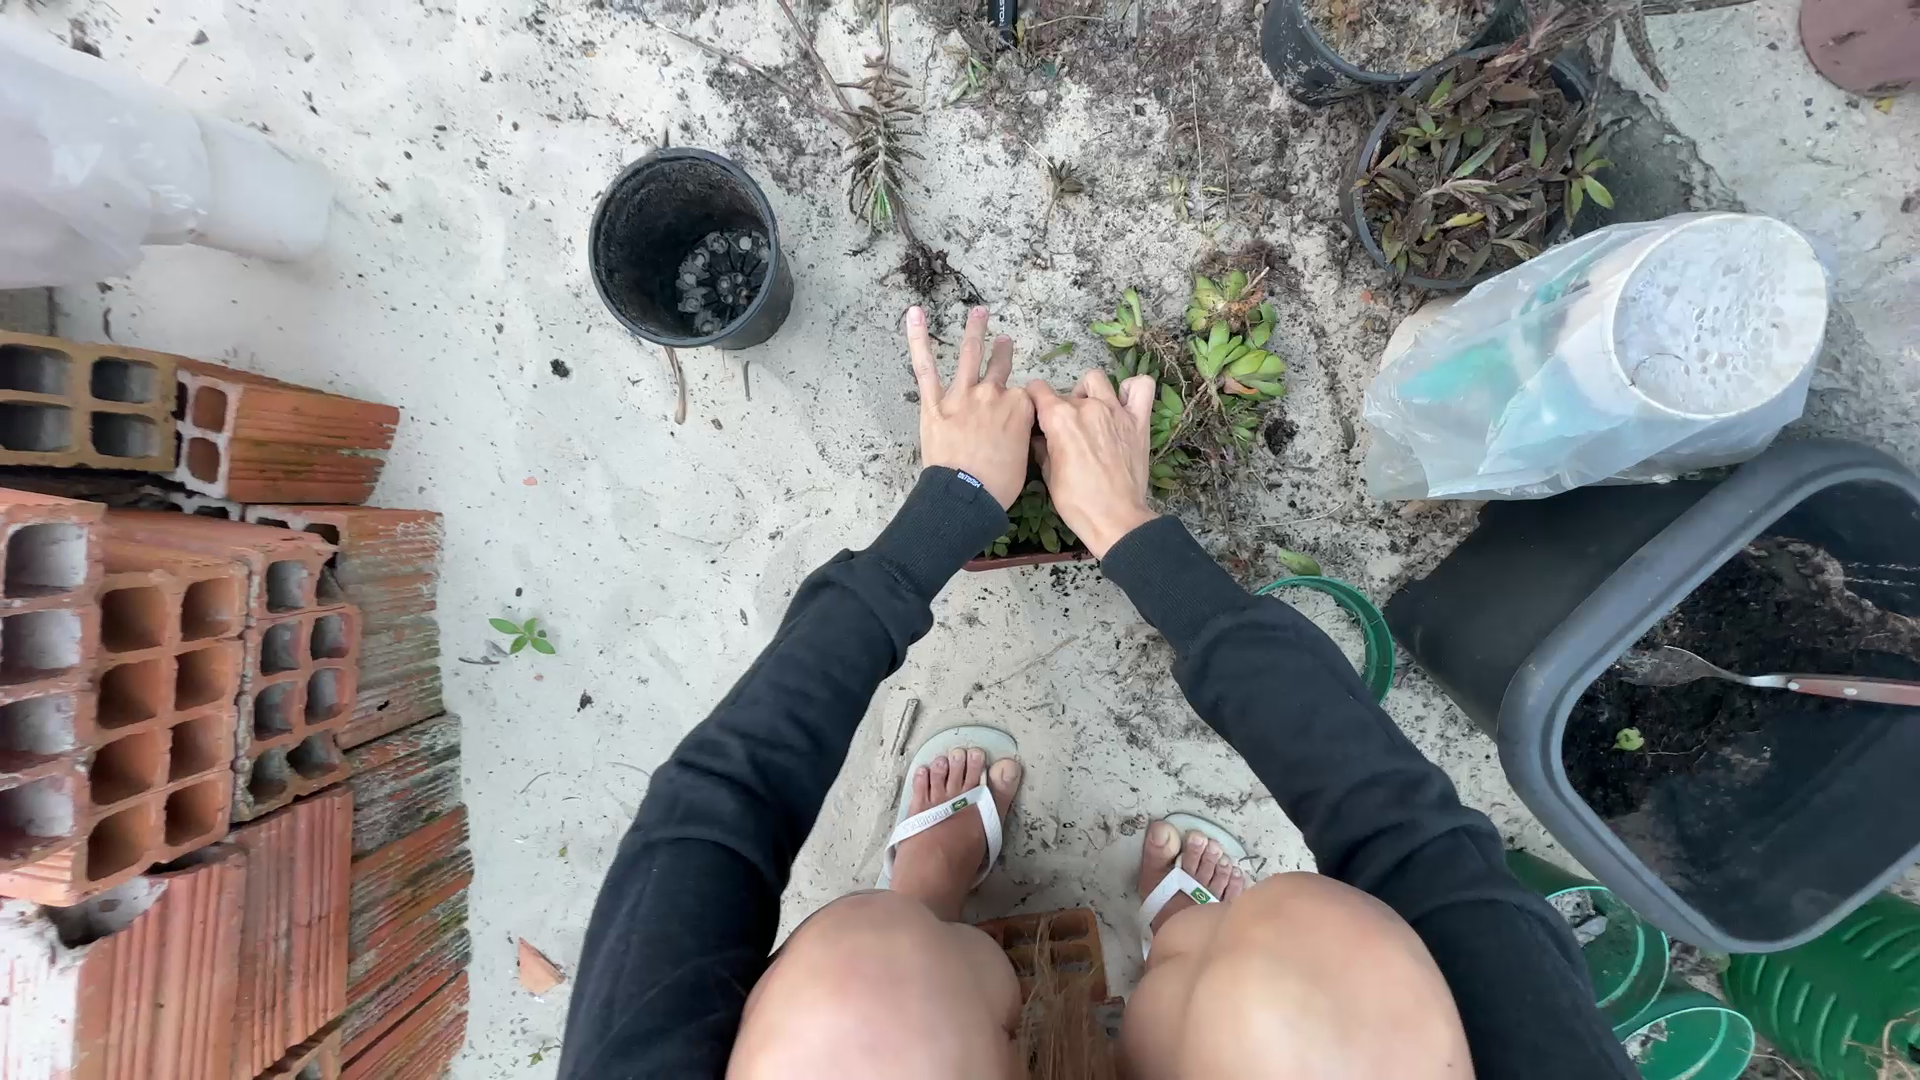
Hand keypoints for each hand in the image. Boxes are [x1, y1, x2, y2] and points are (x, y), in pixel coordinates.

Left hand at [908, 305, 1033, 508]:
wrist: (967, 495)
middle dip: (1004, 353)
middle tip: (1005, 342)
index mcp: (1020, 407)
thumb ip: (1021, 434)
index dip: (1023, 402)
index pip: (1024, 395)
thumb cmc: (998, 486)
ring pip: (969, 353)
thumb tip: (1015, 429)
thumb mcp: (1025, 458)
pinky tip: (915, 314)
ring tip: (979, 312)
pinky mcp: (935, 403)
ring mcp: (963, 395)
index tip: (1021, 410)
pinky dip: (918, 338)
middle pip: (1001, 368)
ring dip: (975, 329)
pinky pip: (924, 367)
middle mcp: (993, 393)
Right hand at [1025, 371, 1157, 557]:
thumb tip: (1039, 437)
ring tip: (1089, 413)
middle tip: (1063, 434)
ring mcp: (1116, 411)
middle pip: (1066, 393)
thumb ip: (1042, 448)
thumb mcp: (1048, 475)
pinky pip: (1141, 387)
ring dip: (1088, 392)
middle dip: (1059, 409)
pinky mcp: (1138, 420)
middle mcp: (1087, 406)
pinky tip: (1122, 404)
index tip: (1036, 418)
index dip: (1033, 403)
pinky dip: (1131, 389)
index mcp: (1060, 418)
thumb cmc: (1076, 502)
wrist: (1115, 519)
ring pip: (1096, 380)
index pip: (1037, 390)